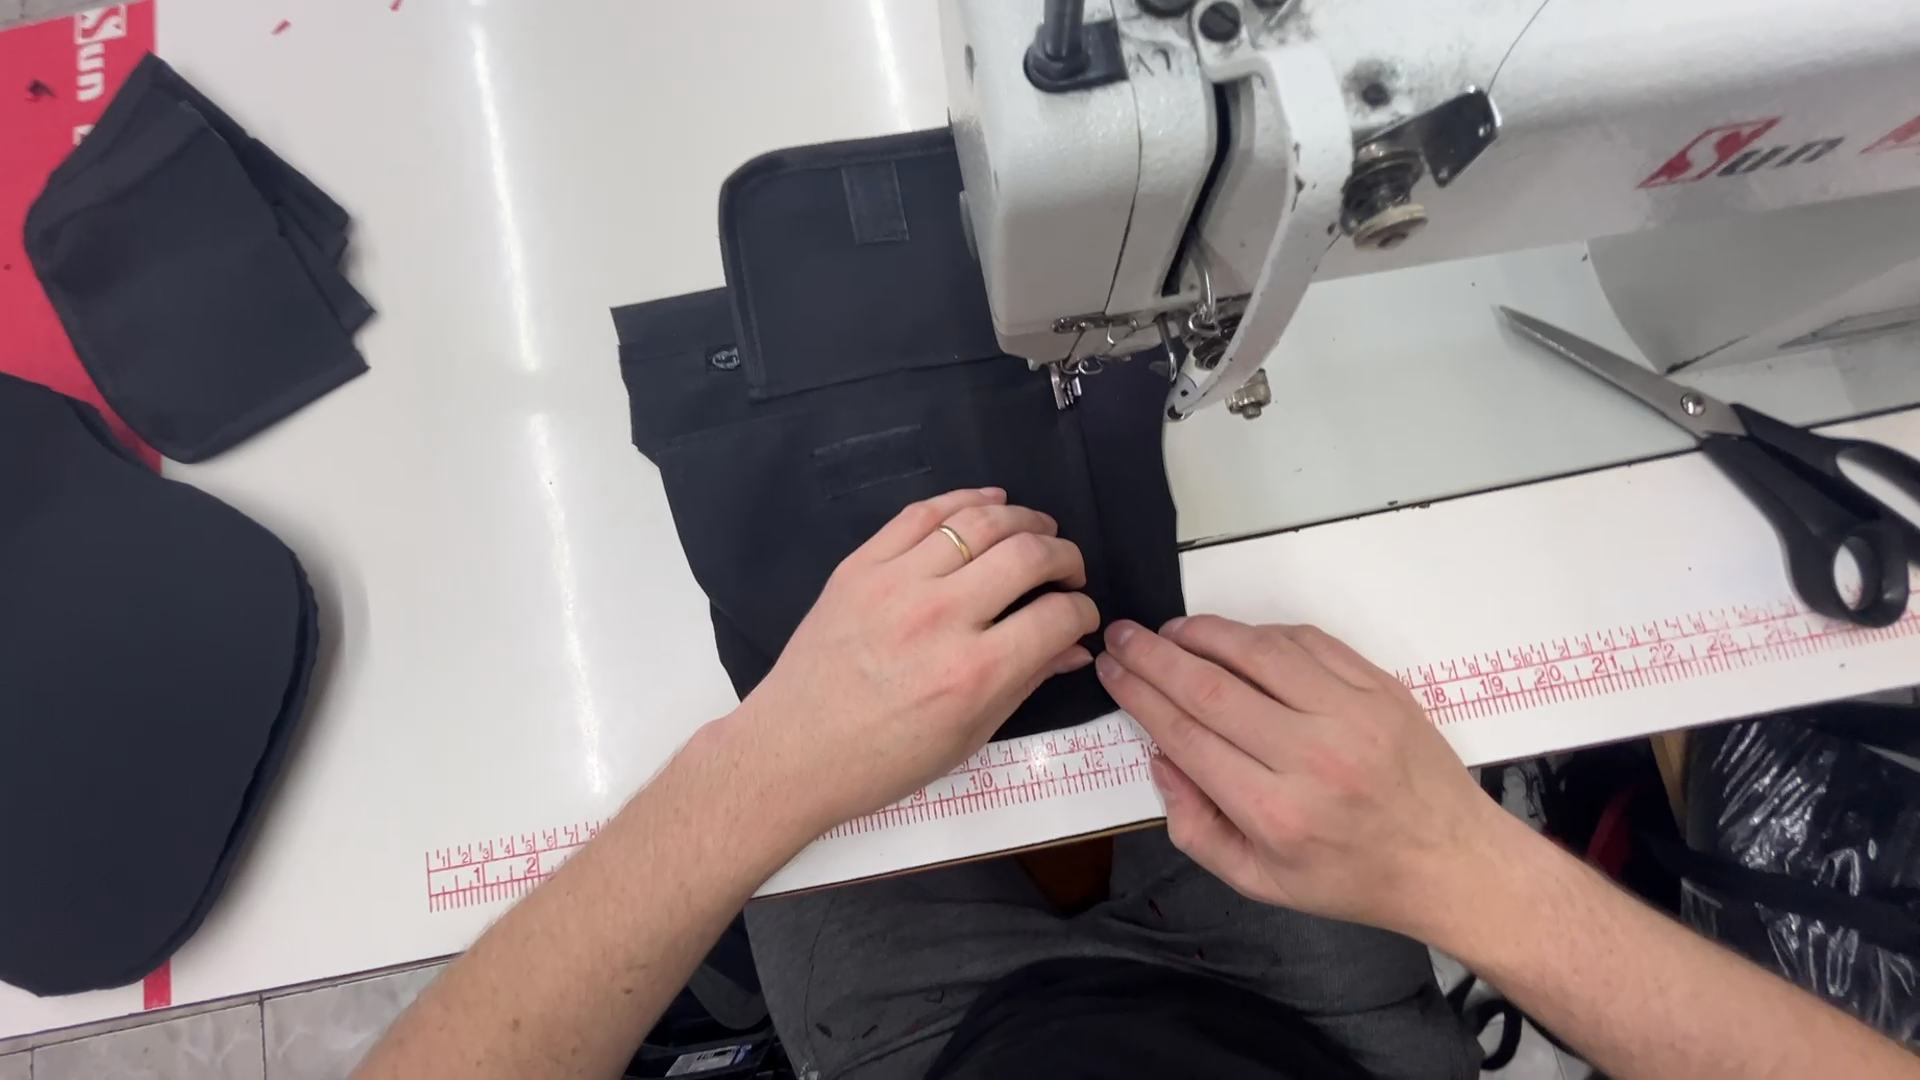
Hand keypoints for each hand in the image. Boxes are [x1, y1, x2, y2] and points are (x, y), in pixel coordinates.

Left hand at [723, 488, 1099, 834]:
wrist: (793, 749)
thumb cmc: (884, 760)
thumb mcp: (968, 736)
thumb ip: (1026, 682)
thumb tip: (1075, 648)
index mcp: (974, 673)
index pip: (1057, 616)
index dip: (1083, 611)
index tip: (1080, 614)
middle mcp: (940, 617)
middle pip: (1027, 555)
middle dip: (1065, 556)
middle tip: (1068, 569)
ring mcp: (896, 582)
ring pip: (979, 521)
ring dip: (1023, 519)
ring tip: (1039, 530)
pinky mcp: (861, 564)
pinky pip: (921, 513)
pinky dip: (964, 499)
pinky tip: (989, 500)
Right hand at [1094, 616, 1503, 937]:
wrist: (1455, 863)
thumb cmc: (1348, 877)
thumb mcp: (1259, 882)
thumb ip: (1194, 828)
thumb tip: (1160, 757)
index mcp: (1274, 812)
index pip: (1184, 734)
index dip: (1137, 694)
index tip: (1111, 669)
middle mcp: (1311, 758)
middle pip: (1209, 688)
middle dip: (1152, 655)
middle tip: (1121, 634)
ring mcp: (1351, 715)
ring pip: (1256, 651)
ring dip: (1201, 632)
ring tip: (1169, 631)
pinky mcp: (1379, 687)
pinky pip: (1305, 640)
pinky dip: (1258, 632)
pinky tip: (1234, 639)